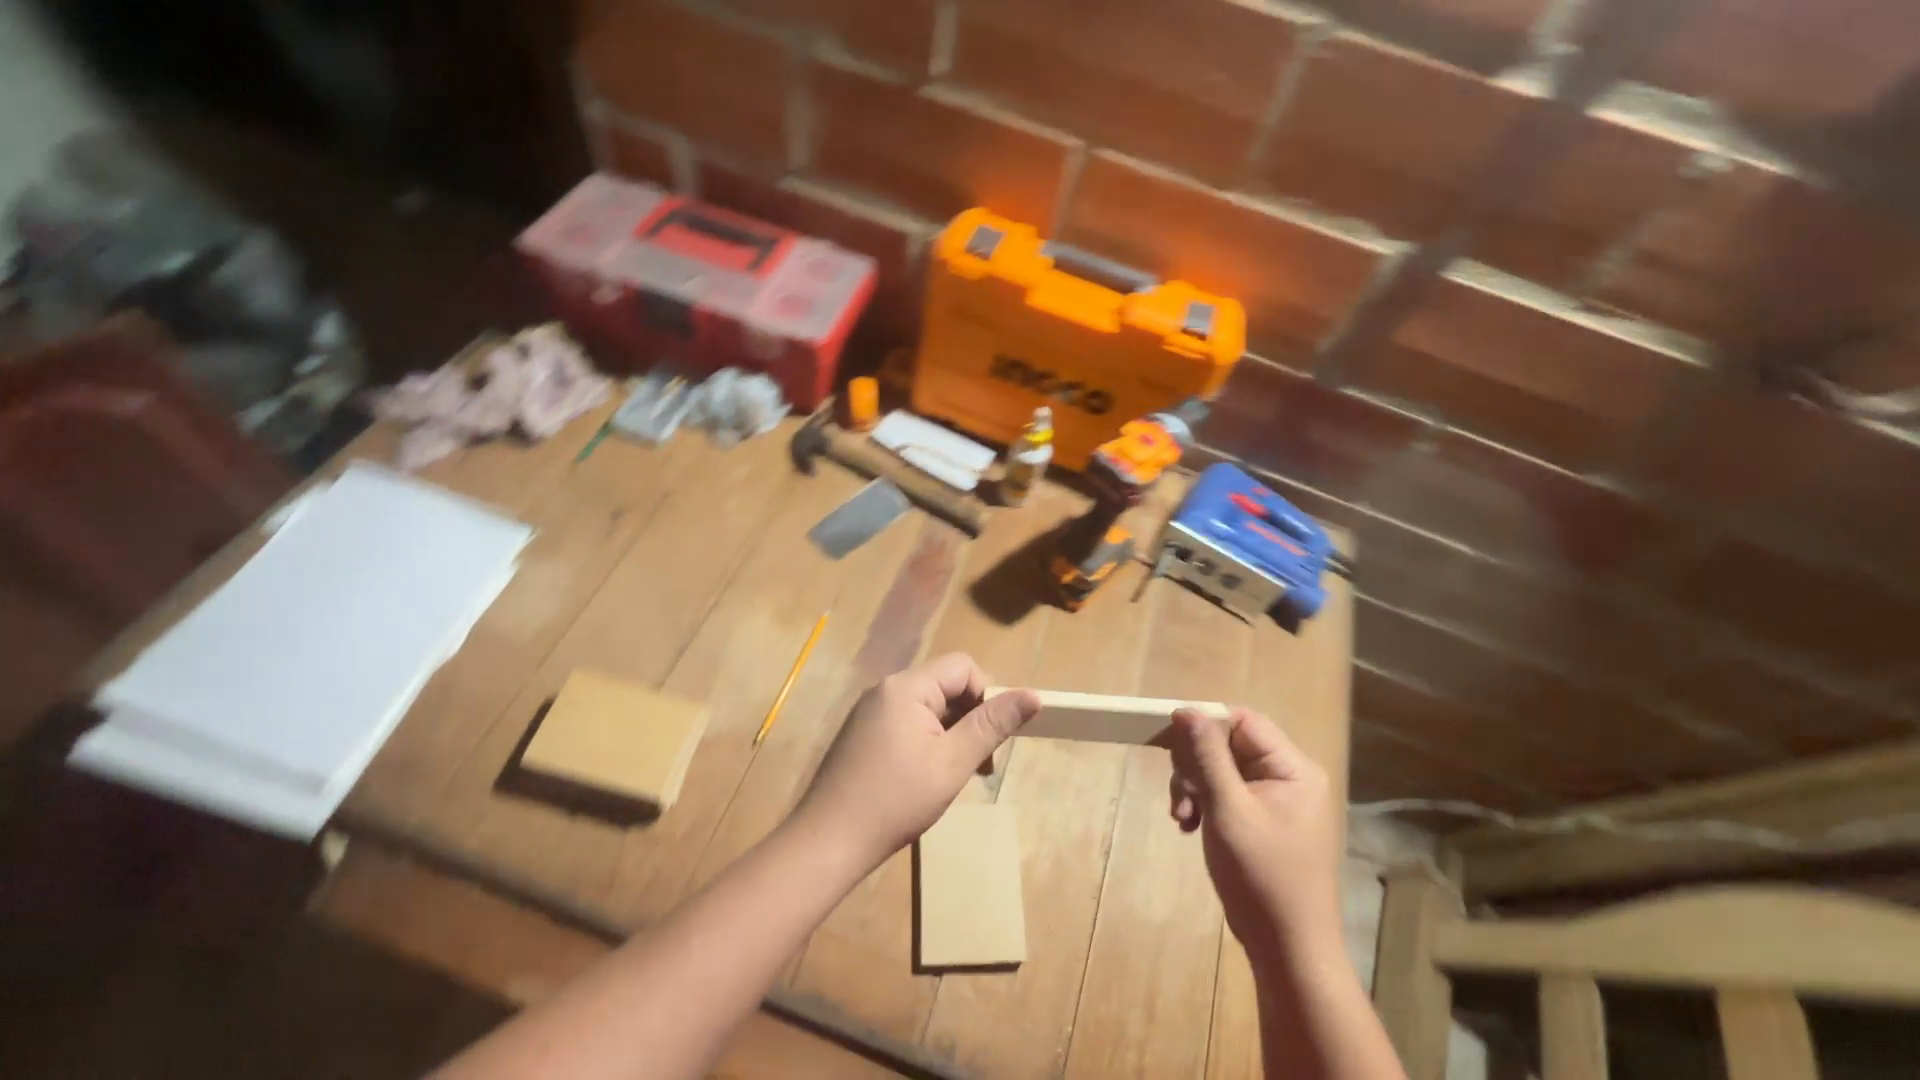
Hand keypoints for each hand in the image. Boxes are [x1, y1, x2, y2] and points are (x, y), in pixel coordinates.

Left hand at [791, 653, 1038, 867]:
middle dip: (970, 719)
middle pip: (945, 686)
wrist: (829, 842)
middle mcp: (885, 690)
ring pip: (928, 708)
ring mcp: (870, 712)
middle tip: (978, 767)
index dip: (986, 696)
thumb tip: (1033, 695)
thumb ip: (992, 725)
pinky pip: (907, 724)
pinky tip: (926, 780)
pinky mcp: (862, 735)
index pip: (963, 667)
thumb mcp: (953, 763)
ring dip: (951, 735)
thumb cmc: (896, 801)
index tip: (989, 740)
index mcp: (906, 688)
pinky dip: (927, 743)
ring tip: (953, 778)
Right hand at [1165, 707, 1342, 962]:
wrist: (1287, 947)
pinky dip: (1205, 805)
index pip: (1244, 722)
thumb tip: (1186, 711)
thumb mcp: (1228, 810)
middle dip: (1196, 766)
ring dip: (1195, 788)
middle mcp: (1291, 778)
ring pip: (1223, 771)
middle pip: (1231, 746)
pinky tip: (1189, 827)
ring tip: (1181, 818)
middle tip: (1179, 796)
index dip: (1205, 725)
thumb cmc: (1261, 876)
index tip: (1167, 742)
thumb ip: (1207, 757)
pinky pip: (1227, 795)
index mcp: (1294, 769)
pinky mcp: (1264, 822)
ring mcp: (1278, 802)